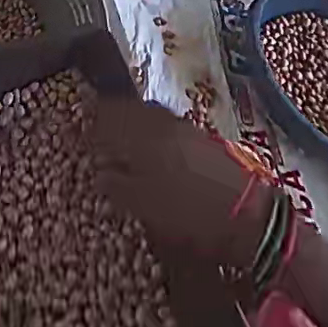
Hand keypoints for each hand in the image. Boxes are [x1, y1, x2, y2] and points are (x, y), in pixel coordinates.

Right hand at [90, 98, 283, 268]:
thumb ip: (117, 185)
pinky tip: (149, 148)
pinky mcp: (201, 136)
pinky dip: (149, 128)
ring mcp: (184, 126)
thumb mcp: (146, 207)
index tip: (74, 129)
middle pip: (126, 108)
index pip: (106, 117)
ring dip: (129, 120)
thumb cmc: (192, 215)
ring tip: (118, 139)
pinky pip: (164, 123)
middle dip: (107, 116)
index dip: (89, 122)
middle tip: (94, 131)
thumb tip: (99, 172)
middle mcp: (161, 122)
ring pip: (146, 114)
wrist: (253, 218)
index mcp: (142, 135)